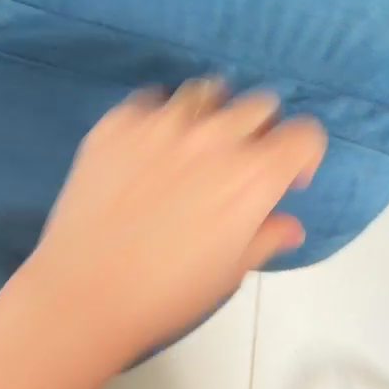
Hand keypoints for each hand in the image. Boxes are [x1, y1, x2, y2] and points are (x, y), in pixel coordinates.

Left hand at [7, 78, 327, 359]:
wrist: (85, 295)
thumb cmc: (166, 295)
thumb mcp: (229, 272)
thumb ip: (265, 237)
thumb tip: (289, 225)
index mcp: (254, 174)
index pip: (304, 135)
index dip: (302, 157)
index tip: (287, 181)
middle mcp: (214, 136)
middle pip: (258, 106)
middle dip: (260, 133)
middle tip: (238, 167)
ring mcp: (161, 124)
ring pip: (205, 94)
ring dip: (212, 116)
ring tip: (194, 151)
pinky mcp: (116, 124)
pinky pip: (151, 102)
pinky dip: (160, 119)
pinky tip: (148, 153)